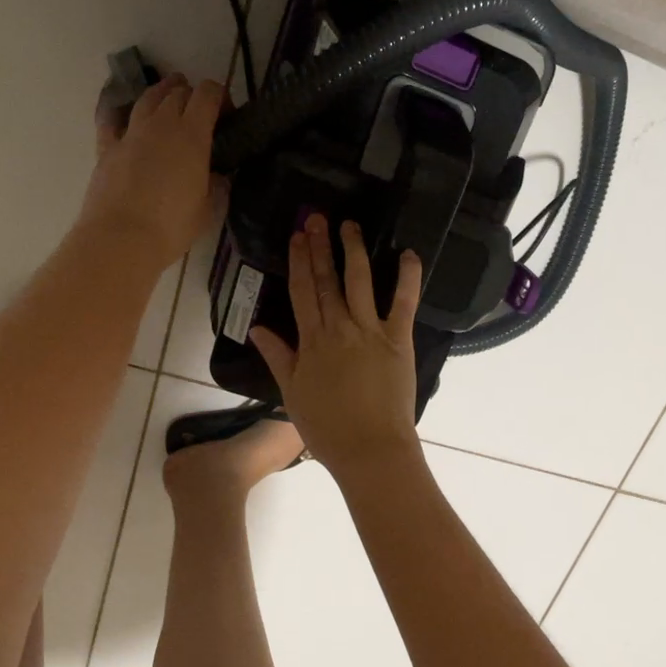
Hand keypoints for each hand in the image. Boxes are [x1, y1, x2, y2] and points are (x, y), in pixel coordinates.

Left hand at [78, 73, 224, 265]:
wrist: (122, 238)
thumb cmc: (172, 227)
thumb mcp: (207, 210)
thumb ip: (215, 186)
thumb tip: (217, 175)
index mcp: (192, 136)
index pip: (207, 95)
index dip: (220, 96)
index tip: (227, 113)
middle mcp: (161, 124)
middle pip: (178, 93)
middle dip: (192, 96)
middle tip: (199, 114)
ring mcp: (130, 133)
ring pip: (148, 99)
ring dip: (162, 93)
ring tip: (169, 96)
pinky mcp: (107, 147)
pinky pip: (112, 119)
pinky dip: (120, 113)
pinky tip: (123, 116)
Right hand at [251, 214, 424, 472]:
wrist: (370, 449)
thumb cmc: (327, 429)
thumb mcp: (293, 394)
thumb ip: (279, 357)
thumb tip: (257, 328)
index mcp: (312, 342)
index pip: (302, 292)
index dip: (299, 261)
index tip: (297, 236)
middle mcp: (340, 328)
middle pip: (327, 281)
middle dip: (320, 247)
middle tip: (317, 217)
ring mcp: (371, 332)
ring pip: (360, 282)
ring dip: (354, 251)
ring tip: (350, 226)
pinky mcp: (399, 341)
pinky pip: (404, 303)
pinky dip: (407, 278)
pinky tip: (408, 254)